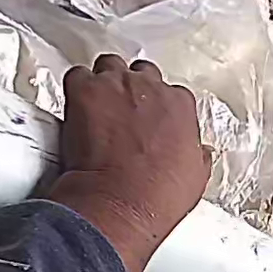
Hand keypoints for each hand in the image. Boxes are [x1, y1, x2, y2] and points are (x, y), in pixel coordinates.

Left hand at [49, 54, 208, 271]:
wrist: (120, 204)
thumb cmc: (155, 196)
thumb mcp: (195, 177)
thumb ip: (197, 154)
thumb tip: (198, 153)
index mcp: (179, 105)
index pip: (168, 93)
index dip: (154, 108)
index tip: (146, 123)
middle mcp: (150, 88)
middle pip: (138, 73)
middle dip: (129, 89)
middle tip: (119, 113)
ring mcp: (116, 86)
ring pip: (108, 67)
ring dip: (102, 84)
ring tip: (95, 108)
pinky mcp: (85, 92)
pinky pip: (76, 76)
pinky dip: (74, 89)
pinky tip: (74, 108)